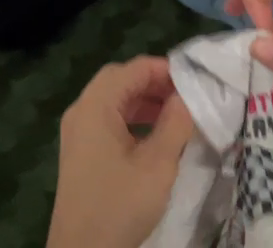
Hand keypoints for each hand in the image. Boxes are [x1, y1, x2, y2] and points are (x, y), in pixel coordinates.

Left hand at [45, 56, 195, 247]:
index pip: (132, 69)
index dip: (164, 69)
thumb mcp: (157, 165)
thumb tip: (186, 96)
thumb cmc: (120, 204)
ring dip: (143, 102)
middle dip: (154, 83)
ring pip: (113, 100)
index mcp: (95, 104)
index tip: (195, 80)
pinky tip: (153, 137)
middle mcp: (81, 110)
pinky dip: (131, 119)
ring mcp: (77, 131)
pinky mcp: (80, 151)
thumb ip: (174, 124)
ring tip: (175, 115)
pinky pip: (107, 120)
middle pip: (119, 80)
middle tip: (185, 96)